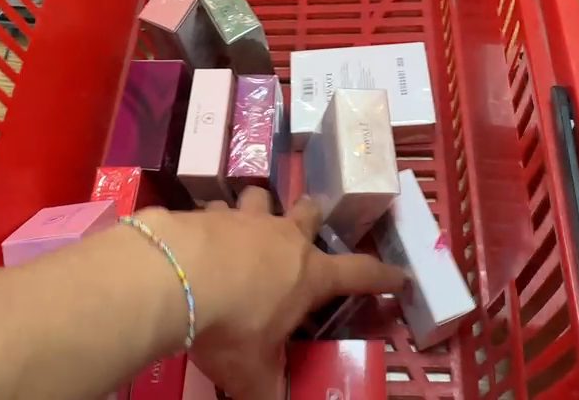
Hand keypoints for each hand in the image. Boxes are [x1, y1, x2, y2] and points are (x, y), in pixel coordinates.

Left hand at [146, 191, 404, 399]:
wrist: (178, 276)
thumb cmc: (231, 326)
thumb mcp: (252, 374)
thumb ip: (267, 390)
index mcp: (307, 274)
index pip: (358, 272)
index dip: (381, 276)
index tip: (400, 275)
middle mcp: (282, 236)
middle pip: (309, 211)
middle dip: (311, 218)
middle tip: (304, 229)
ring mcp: (245, 217)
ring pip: (261, 198)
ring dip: (257, 210)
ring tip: (245, 226)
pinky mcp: (208, 211)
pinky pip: (214, 210)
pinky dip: (210, 222)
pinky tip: (198, 237)